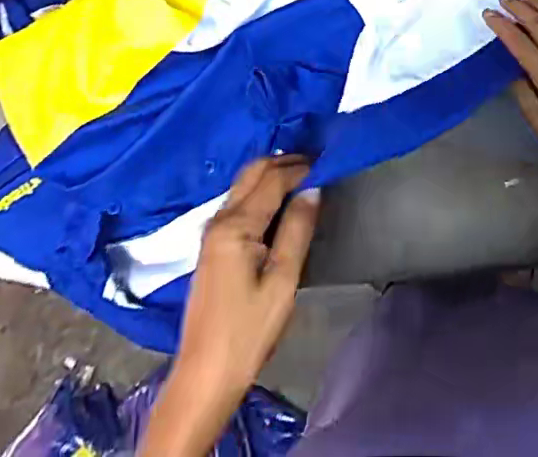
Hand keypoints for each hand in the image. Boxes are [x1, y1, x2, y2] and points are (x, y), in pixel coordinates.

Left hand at [172, 157, 319, 403]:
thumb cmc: (249, 329)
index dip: (303, 166)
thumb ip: (298, 228)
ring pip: (244, 186)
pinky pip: (240, 203)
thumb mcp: (284, 279)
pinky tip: (284, 201)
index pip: (273, 179)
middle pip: (252, 173)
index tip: (331, 162)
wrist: (206, 376)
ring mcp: (212, 235)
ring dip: (274, 175)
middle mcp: (218, 222)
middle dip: (285, 162)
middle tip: (320, 163)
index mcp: (235, 227)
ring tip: (309, 177)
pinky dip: (264, 192)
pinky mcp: (213, 248)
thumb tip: (313, 189)